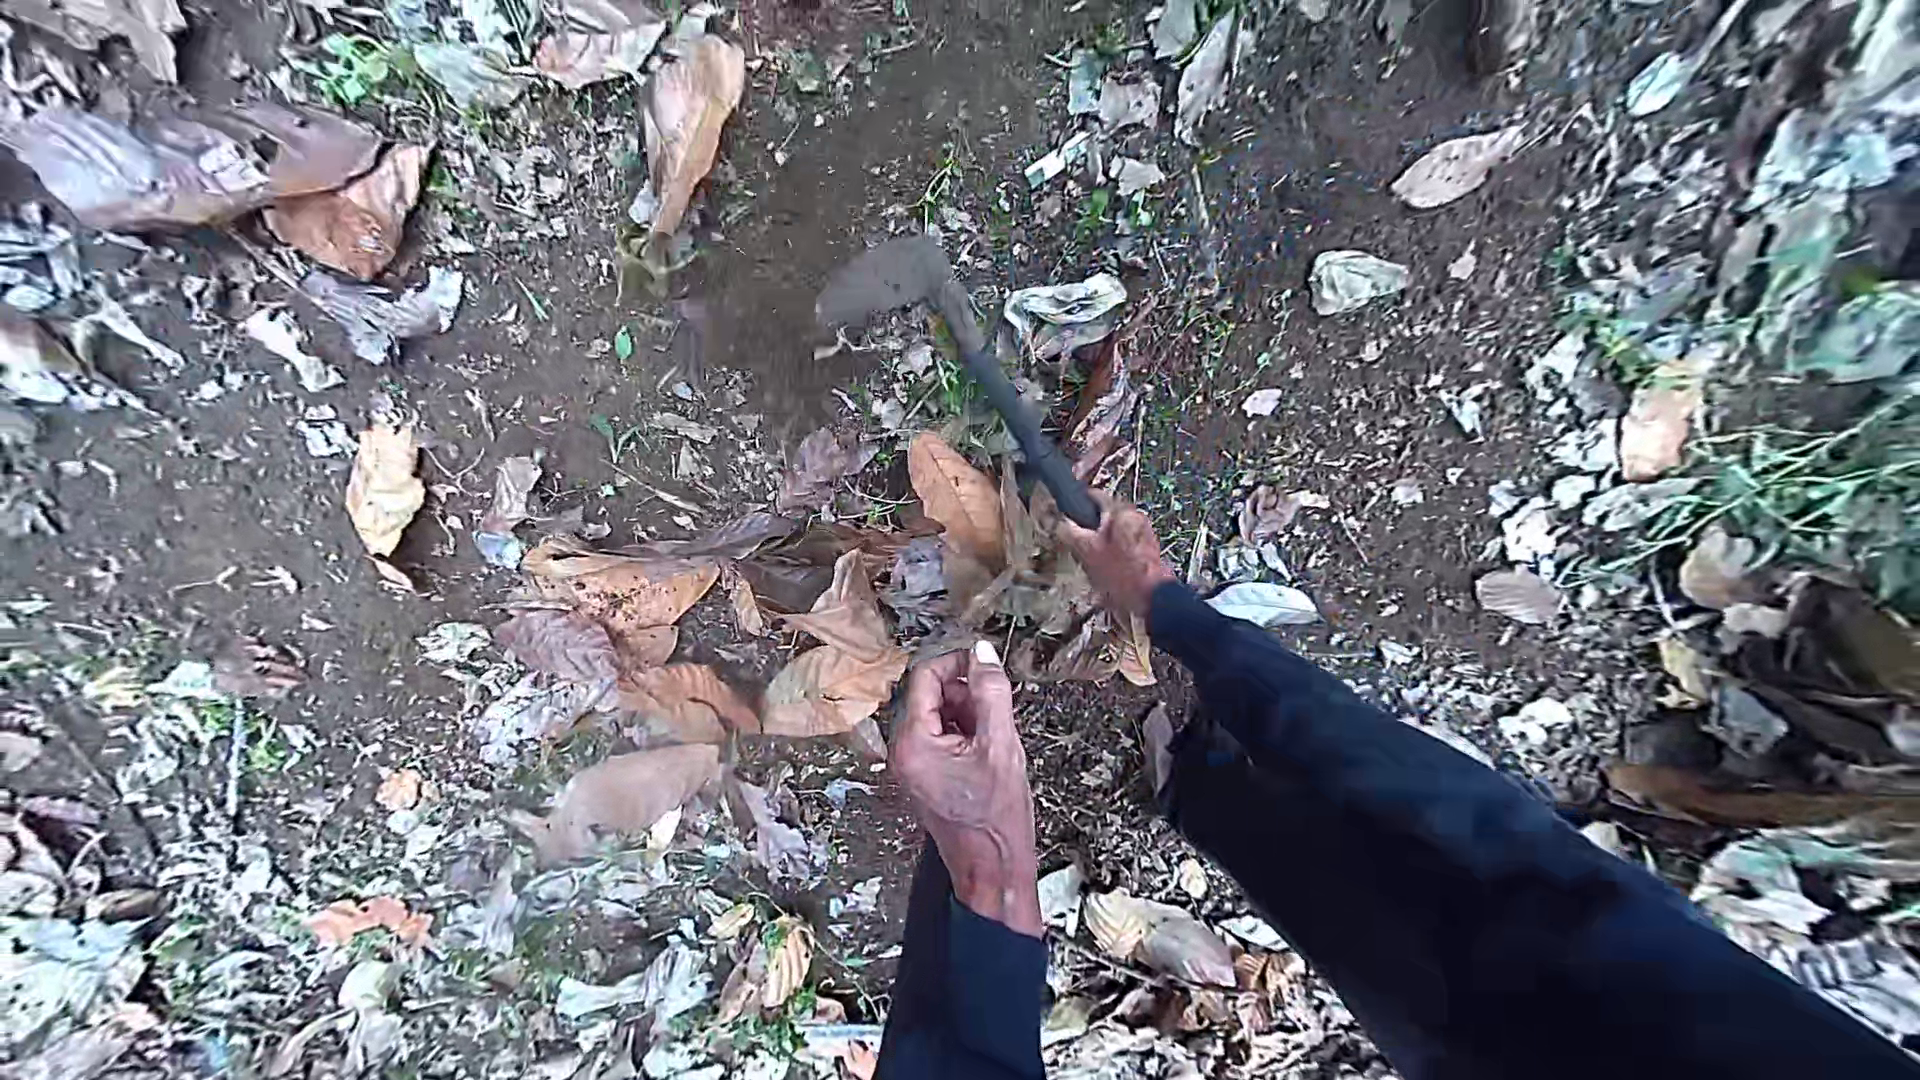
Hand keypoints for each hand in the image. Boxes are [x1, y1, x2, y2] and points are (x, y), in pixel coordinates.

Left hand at [892, 641, 1041, 937]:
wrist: (993, 873)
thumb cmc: (996, 818)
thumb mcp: (1000, 745)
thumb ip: (991, 692)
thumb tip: (982, 652)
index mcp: (912, 742)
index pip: (925, 677)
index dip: (957, 663)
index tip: (986, 664)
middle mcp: (904, 750)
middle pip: (932, 694)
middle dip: (966, 694)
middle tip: (997, 712)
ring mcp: (913, 762)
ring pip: (940, 713)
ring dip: (969, 713)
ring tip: (995, 739)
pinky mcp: (926, 772)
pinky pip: (943, 734)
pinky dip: (967, 731)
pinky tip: (988, 751)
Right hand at [1054, 492, 1176, 618]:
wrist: (1151, 599)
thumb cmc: (1122, 573)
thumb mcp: (1085, 549)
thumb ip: (1068, 531)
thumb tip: (1057, 521)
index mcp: (1121, 510)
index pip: (1093, 495)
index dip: (1075, 504)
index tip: (1065, 514)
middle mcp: (1136, 517)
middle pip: (1103, 516)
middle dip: (1088, 529)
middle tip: (1078, 545)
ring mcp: (1143, 534)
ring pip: (1112, 532)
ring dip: (1099, 544)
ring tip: (1092, 562)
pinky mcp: (1147, 551)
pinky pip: (1122, 546)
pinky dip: (1112, 554)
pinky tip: (1107, 571)